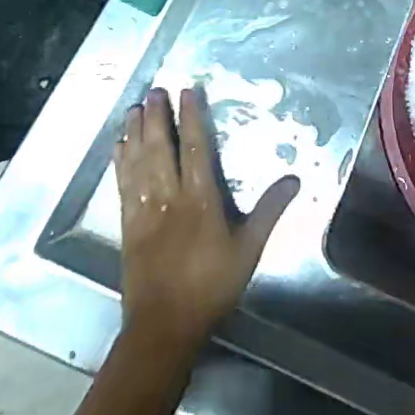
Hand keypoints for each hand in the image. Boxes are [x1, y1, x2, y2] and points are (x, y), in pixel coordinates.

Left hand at [114, 86, 299, 349]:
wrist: (165, 324)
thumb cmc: (211, 285)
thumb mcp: (248, 250)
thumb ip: (269, 211)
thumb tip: (294, 179)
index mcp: (200, 199)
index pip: (196, 147)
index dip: (191, 117)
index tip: (187, 91)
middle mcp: (169, 196)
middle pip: (161, 147)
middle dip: (157, 116)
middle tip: (154, 90)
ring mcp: (144, 209)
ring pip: (138, 161)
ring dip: (136, 132)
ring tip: (134, 107)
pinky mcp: (127, 223)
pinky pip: (122, 184)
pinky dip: (120, 161)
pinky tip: (119, 146)